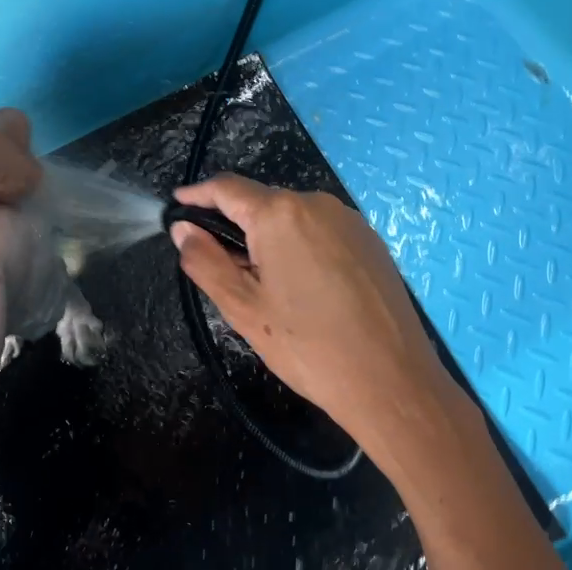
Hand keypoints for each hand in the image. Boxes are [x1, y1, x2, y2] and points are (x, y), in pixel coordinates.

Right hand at [169, 173, 460, 448]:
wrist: (394, 384)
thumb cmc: (309, 347)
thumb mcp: (243, 308)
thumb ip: (205, 261)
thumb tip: (183, 228)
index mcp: (279, 214)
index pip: (226, 188)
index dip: (197, 194)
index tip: (177, 205)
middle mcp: (315, 203)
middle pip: (260, 202)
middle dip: (234, 224)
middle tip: (219, 266)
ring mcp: (348, 221)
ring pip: (292, 217)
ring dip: (268, 238)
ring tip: (262, 284)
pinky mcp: (371, 242)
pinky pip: (320, 231)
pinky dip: (299, 246)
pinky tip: (302, 288)